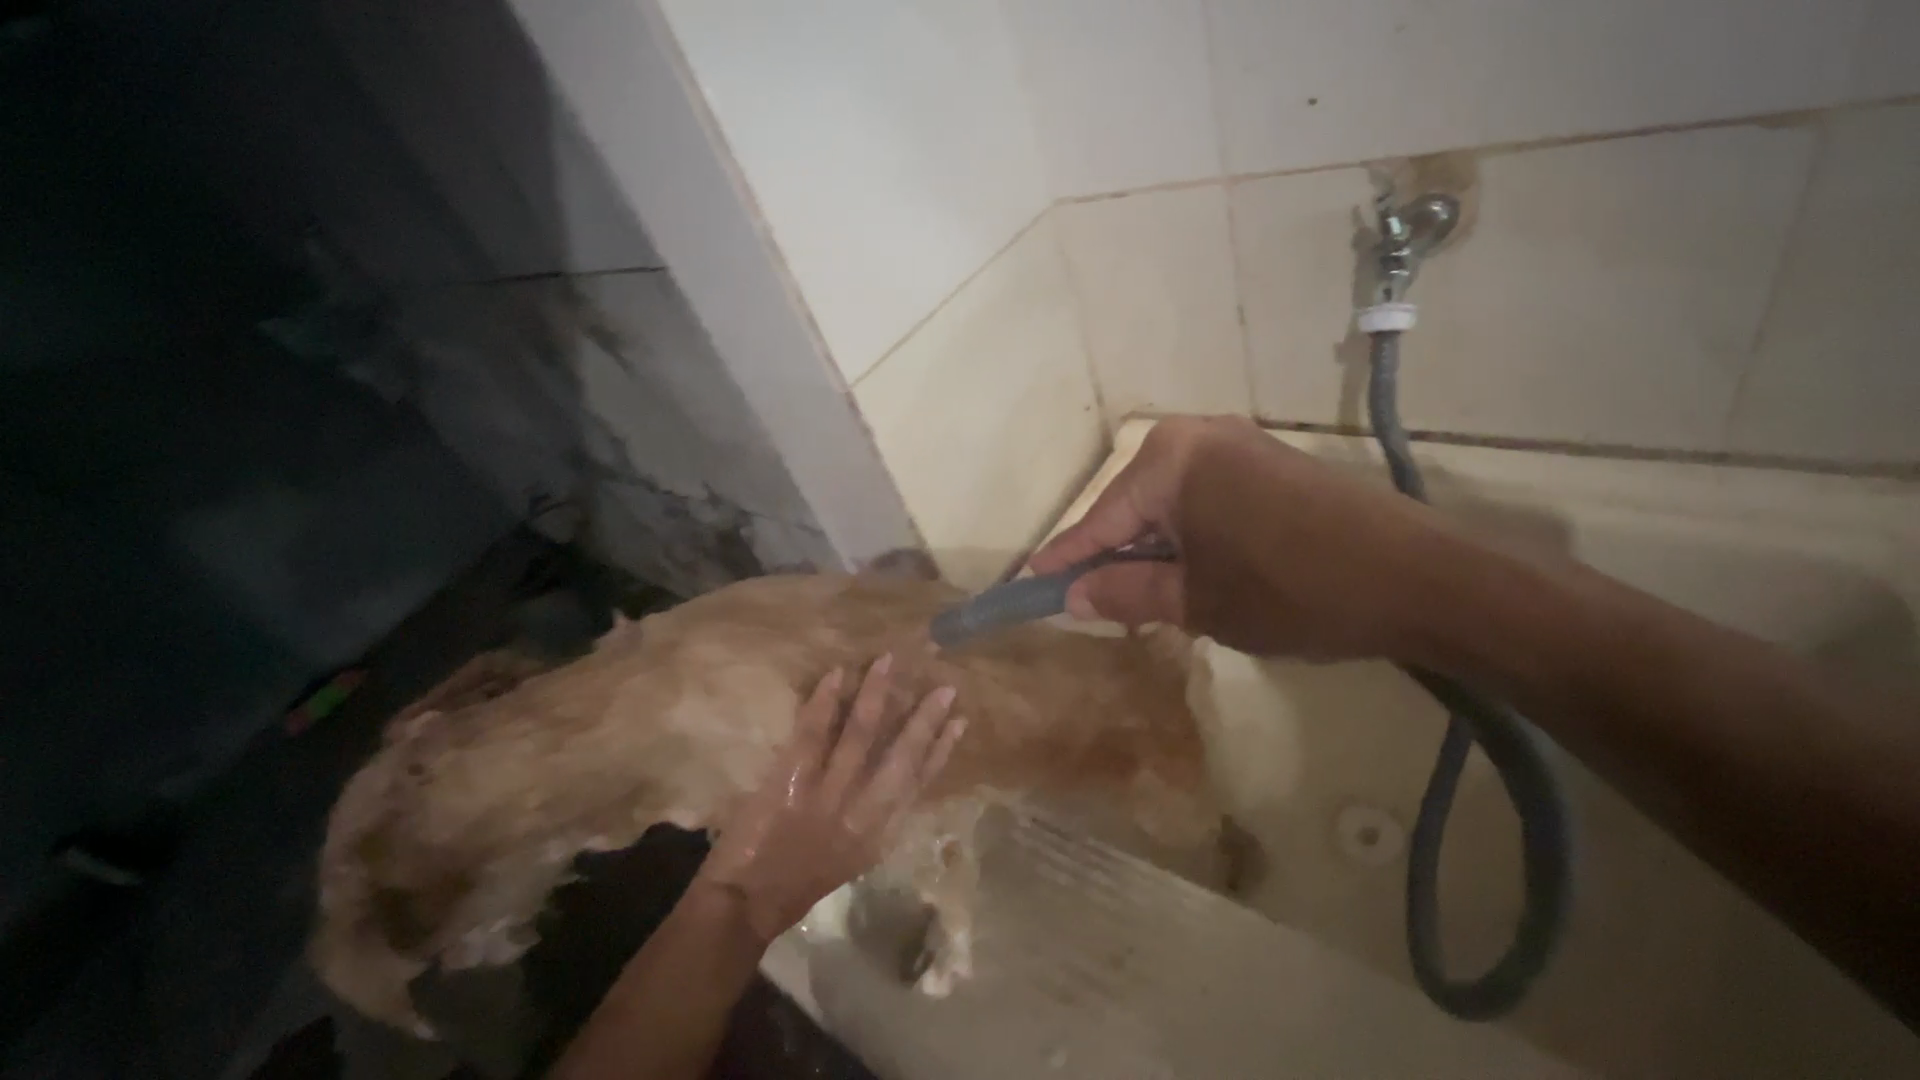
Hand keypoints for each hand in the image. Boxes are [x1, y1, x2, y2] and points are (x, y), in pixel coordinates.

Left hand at [693, 655, 964, 943]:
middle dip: (925, 719)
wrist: (749, 902)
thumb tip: (891, 780)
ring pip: (861, 734)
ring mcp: (828, 793)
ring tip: (888, 662)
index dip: (941, 750)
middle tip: (944, 687)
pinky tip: (837, 674)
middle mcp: (863, 811)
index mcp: (880, 831)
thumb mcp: (853, 857)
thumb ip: (873, 819)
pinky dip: (825, 701)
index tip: (959, 722)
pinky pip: (813, 732)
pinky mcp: (792, 780)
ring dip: (876, 693)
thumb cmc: (799, 884)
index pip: (919, 783)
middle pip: (902, 755)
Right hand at [1030, 415, 1454, 659]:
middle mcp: (1198, 435)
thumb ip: (1127, 592)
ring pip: (1169, 502)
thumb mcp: (1199, 602)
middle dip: (1111, 554)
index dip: (1065, 559)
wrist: (1417, 579)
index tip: (1029, 586)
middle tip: (1090, 602)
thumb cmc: (1293, 591)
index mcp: (1171, 461)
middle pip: (1132, 505)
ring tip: (1140, 596)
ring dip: (1152, 548)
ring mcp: (1239, 444)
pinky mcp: (1270, 462)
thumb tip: (1073, 596)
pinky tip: (1191, 571)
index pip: (1099, 520)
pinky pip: (1204, 498)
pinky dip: (1187, 535)